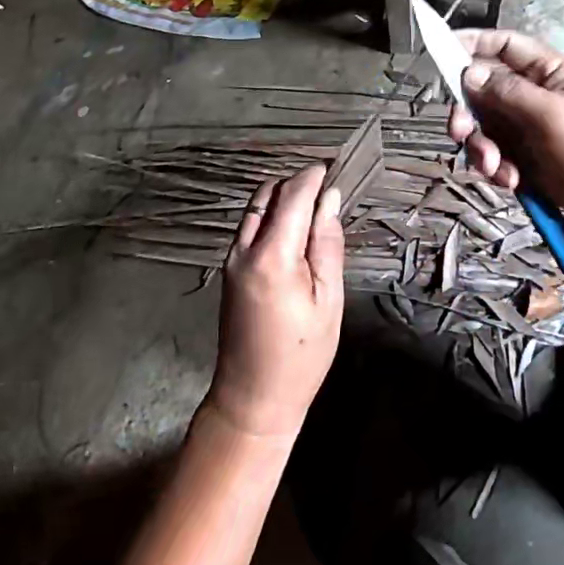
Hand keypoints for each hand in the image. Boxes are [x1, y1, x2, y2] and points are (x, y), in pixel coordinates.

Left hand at [207, 164, 343, 439]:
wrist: (252, 398)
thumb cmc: (301, 354)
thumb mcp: (328, 300)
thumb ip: (327, 244)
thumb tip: (329, 200)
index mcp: (273, 257)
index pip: (292, 196)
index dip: (313, 177)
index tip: (333, 167)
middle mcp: (245, 250)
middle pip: (268, 193)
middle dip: (296, 183)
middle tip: (327, 190)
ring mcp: (232, 260)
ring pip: (255, 207)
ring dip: (282, 197)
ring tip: (315, 209)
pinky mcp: (230, 270)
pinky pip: (250, 226)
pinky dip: (271, 215)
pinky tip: (295, 230)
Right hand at [448, 29, 563, 222]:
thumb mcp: (555, 115)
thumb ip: (509, 93)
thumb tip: (470, 73)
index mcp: (547, 73)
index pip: (504, 45)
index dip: (473, 43)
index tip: (443, 49)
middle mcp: (532, 95)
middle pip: (482, 91)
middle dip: (467, 112)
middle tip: (460, 132)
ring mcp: (526, 127)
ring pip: (482, 127)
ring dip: (481, 147)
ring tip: (496, 168)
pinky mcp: (523, 156)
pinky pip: (494, 154)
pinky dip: (496, 168)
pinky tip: (512, 180)